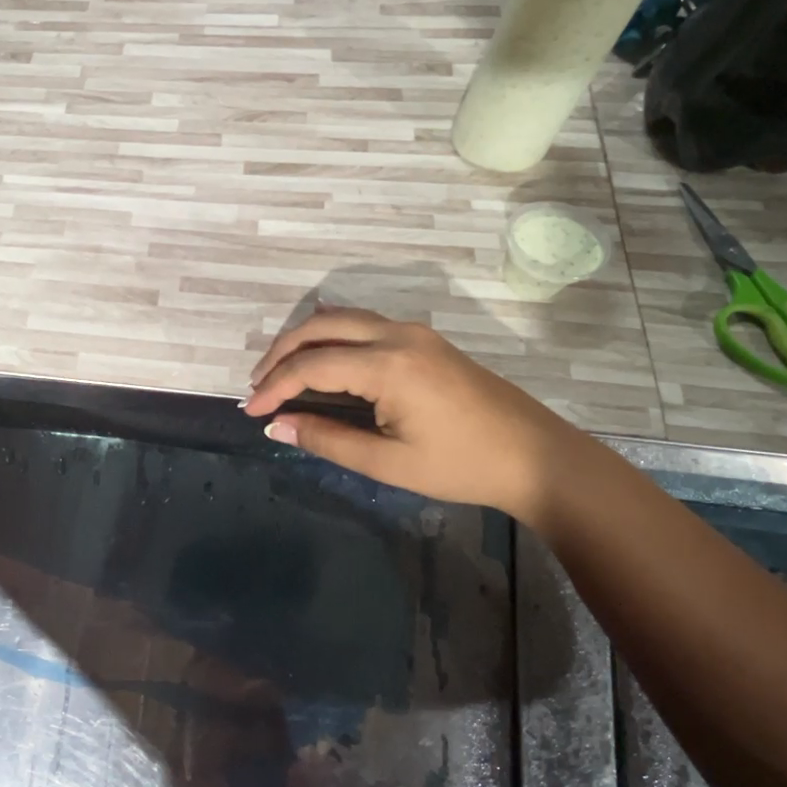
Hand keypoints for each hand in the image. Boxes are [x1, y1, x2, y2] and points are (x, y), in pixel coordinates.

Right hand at [241, 308, 598, 521]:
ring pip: (341, 320)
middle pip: (319, 328)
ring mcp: (414, 332)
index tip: (250, 411)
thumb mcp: (388, 463)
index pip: (311, 365)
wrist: (536, 458)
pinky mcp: (424, 339)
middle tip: (256, 385)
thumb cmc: (461, 466)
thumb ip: (327, 439)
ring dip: (305, 341)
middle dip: (280, 354)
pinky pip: (363, 324)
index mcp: (388, 365)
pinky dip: (331, 336)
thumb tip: (276, 424)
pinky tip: (319, 353)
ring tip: (280, 373)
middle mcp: (397, 335)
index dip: (274, 386)